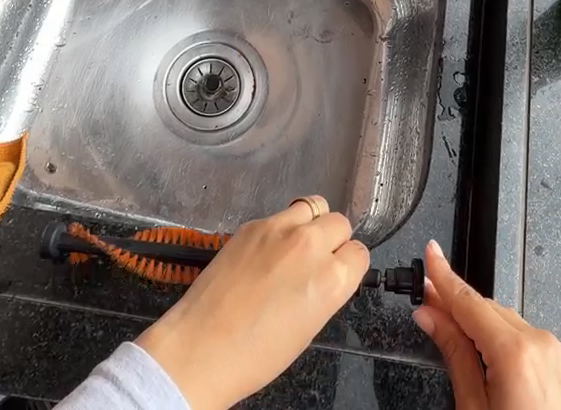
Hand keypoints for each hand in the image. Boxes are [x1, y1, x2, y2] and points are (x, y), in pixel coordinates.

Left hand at [134, 197, 368, 409]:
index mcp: (331, 279)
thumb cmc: (257, 354)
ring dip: (310, 223)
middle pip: (340, 222)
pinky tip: (264, 251)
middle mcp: (311, 246)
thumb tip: (328, 271)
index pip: (359, 253)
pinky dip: (280, 228)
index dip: (348, 264)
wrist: (201, 348)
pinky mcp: (253, 224)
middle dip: (332, 240)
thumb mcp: (309, 326)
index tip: (336, 273)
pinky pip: (281, 214)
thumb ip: (326, 289)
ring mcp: (280, 229)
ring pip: (314, 206)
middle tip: (314, 260)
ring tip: (293, 245)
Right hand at [413, 240, 560, 408]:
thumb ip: (454, 354)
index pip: (469, 300)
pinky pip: (517, 334)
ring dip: (472, 317)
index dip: (443, 276)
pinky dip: (493, 332)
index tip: (430, 252)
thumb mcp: (474, 408)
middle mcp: (538, 341)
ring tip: (443, 321)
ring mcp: (551, 351)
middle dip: (453, 301)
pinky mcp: (555, 362)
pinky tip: (475, 340)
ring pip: (501, 319)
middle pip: (484, 307)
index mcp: (515, 351)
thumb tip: (431, 317)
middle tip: (423, 300)